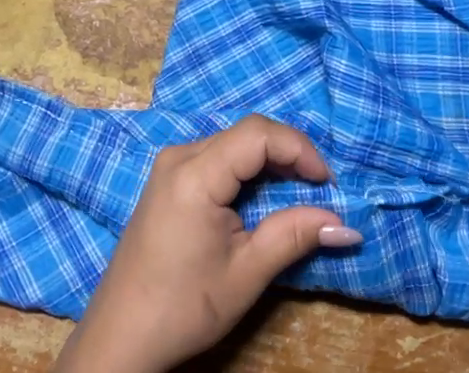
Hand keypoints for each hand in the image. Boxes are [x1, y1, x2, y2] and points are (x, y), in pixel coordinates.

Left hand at [52, 116, 362, 372]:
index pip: (257, 134)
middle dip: (287, 155)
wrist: (122, 335)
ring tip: (299, 193)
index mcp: (195, 173)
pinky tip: (264, 195)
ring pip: (231, 144)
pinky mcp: (167, 181)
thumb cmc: (184, 306)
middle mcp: (179, 157)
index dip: (298, 149)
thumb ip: (294, 237)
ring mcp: (169, 166)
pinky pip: (215, 157)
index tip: (327, 184)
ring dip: (268, 161)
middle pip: (244, 134)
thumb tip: (346, 226)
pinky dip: (246, 170)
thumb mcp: (246, 273)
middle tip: (319, 190)